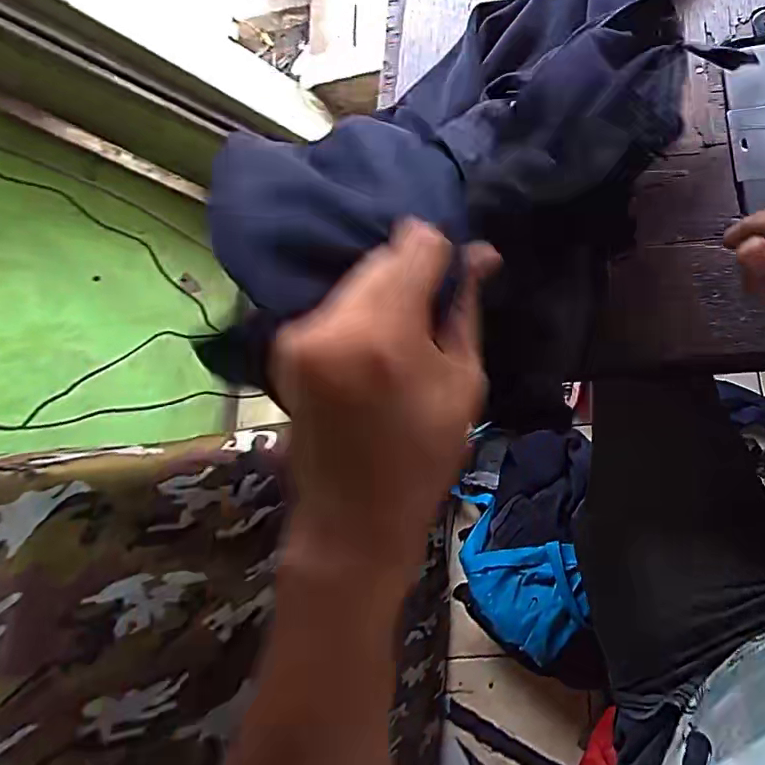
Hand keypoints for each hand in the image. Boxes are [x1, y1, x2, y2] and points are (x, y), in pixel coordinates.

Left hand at [269, 219, 500, 573]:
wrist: (353, 518)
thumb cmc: (424, 453)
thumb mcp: (464, 380)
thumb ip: (464, 308)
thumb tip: (480, 255)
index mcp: (383, 332)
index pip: (415, 246)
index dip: (443, 250)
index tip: (460, 268)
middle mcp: (330, 322)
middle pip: (382, 258)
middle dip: (414, 268)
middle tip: (440, 299)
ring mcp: (299, 333)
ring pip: (357, 278)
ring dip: (388, 287)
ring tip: (411, 325)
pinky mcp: (285, 345)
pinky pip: (337, 303)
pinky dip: (363, 307)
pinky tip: (381, 340)